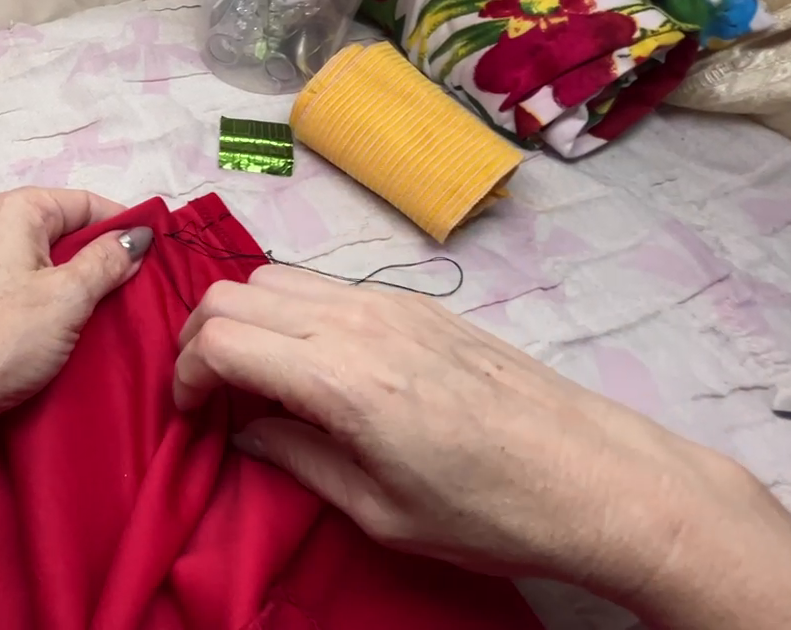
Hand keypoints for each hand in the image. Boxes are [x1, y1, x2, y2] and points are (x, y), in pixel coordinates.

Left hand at [0, 187, 152, 423]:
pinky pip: (18, 276)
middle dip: (98, 252)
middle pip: (60, 226)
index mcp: (15, 209)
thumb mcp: (69, 296)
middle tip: (135, 283)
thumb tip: (136, 238)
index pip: (84, 202)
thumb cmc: (4, 336)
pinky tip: (61, 319)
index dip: (122, 224)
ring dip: (73, 275)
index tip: (154, 252)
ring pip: (40, 254)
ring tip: (104, 304)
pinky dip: (45, 290)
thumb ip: (107, 261)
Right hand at [170, 265, 762, 599]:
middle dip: (196, 336)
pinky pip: (317, 283)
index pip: (220, 341)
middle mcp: (352, 320)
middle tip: (205, 386)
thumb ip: (293, 457)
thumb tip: (239, 428)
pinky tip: (310, 354)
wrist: (605, 480)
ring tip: (253, 367)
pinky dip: (285, 308)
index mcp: (340, 379)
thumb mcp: (379, 512)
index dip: (184, 373)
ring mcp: (382, 300)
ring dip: (240, 315)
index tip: (188, 410)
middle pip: (230, 295)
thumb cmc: (491, 513)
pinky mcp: (408, 299)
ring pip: (269, 277)